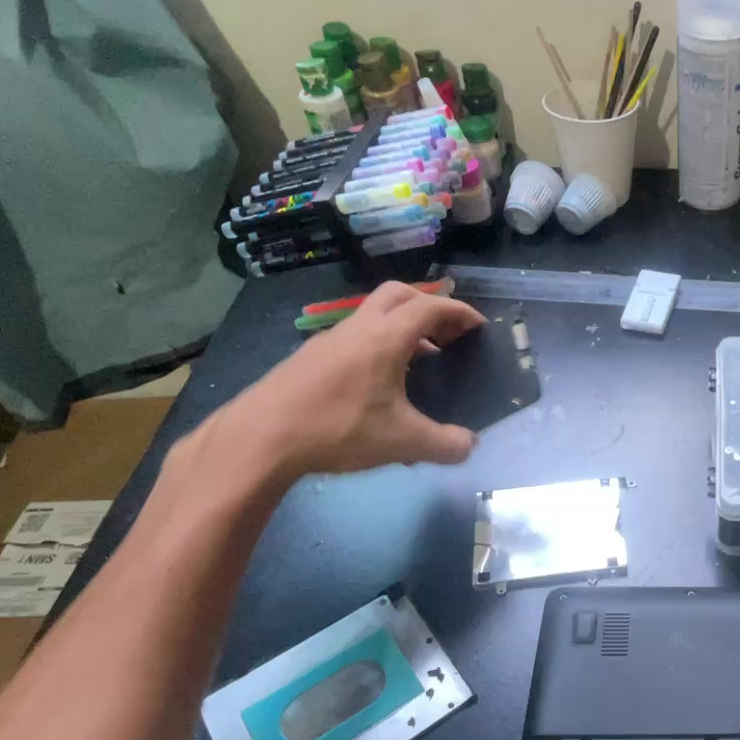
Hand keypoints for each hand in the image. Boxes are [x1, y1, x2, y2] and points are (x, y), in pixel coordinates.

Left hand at [193, 281, 488, 478]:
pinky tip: (380, 381)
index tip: (478, 324)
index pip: (430, 307)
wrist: (261, 438)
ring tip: (421, 357)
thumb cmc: (339, 429)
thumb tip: (469, 446)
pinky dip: (378, 343)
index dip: (459, 311)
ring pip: (373, 314)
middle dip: (429, 305)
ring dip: (402, 325)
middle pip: (398, 294)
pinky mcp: (310, 358)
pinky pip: (355, 336)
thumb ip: (446, 444)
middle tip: (449, 331)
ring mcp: (329, 340)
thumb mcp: (404, 442)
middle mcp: (358, 328)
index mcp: (385, 337)